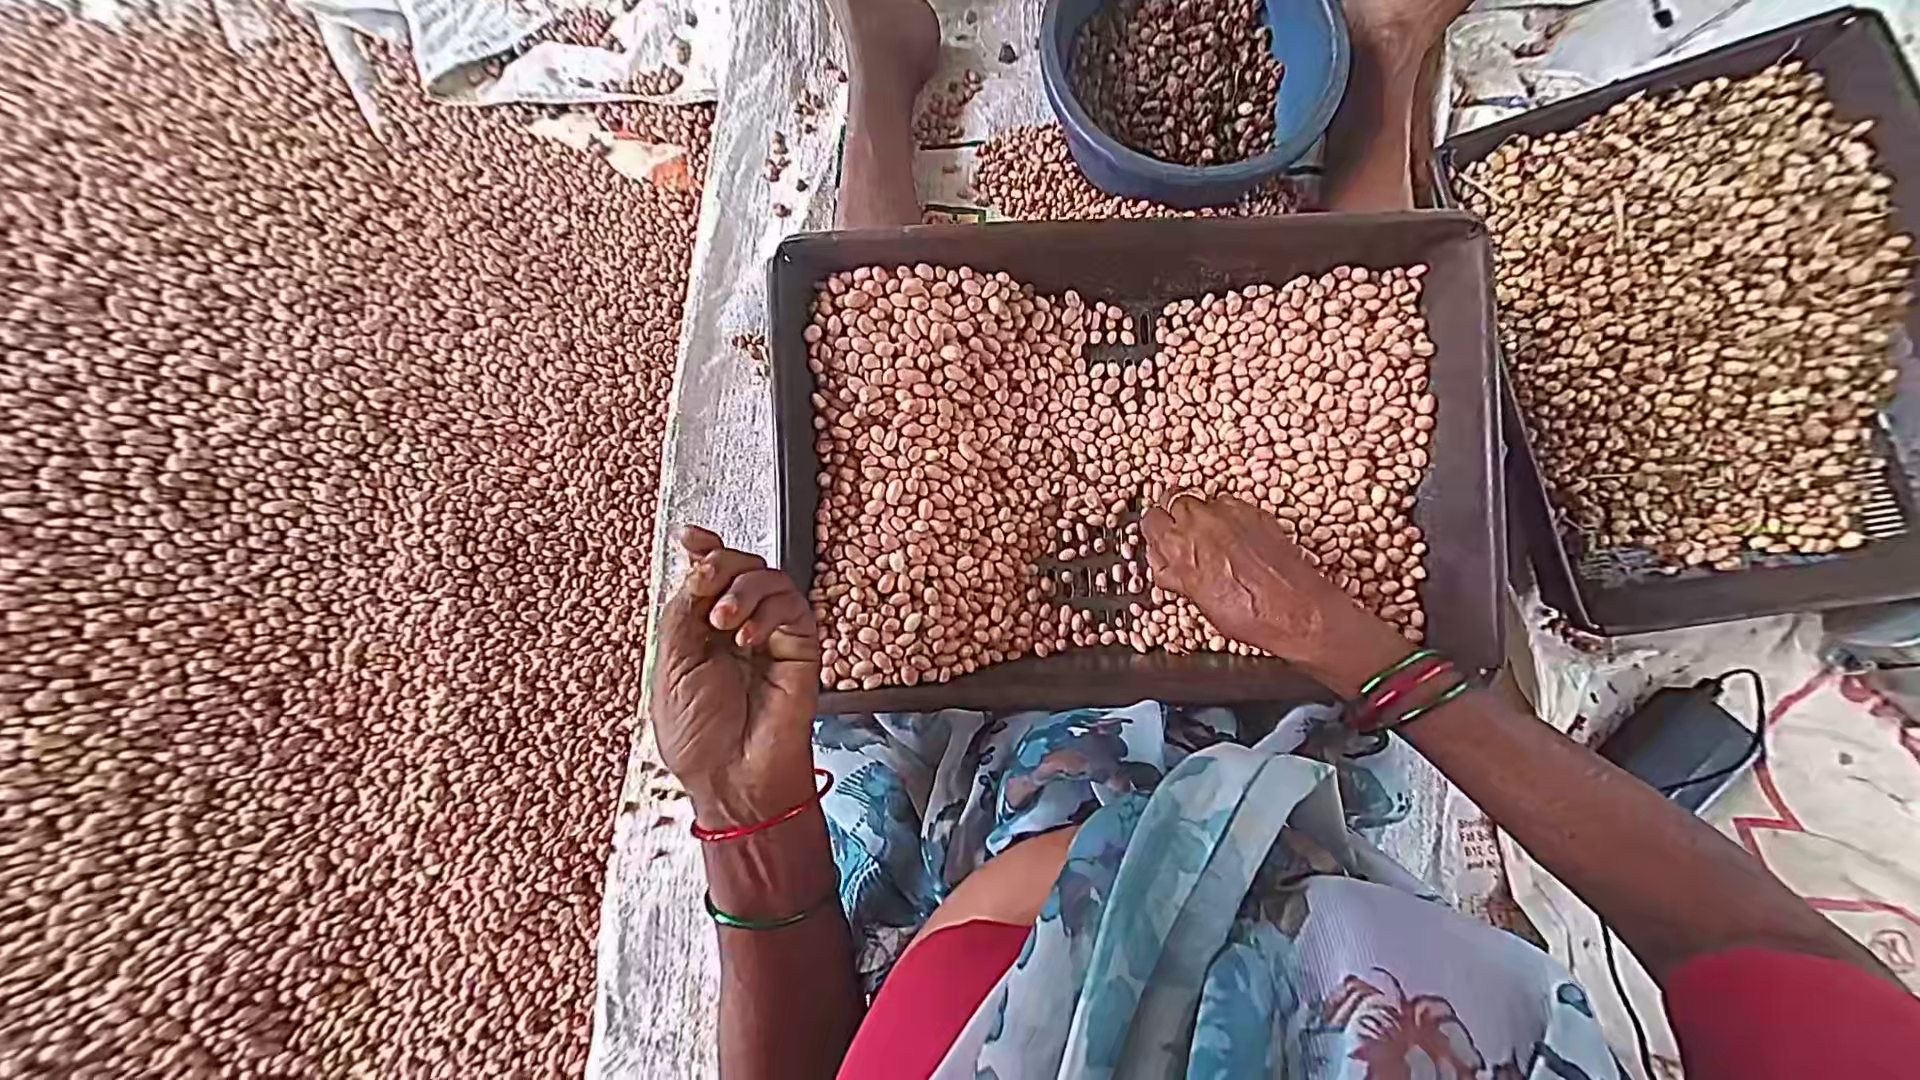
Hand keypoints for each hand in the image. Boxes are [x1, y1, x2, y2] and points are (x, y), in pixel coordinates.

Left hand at [651, 526, 821, 826]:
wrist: (732, 775)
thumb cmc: (699, 731)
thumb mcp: (673, 663)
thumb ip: (685, 609)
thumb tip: (699, 565)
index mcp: (708, 628)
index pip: (714, 575)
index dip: (706, 549)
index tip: (692, 536)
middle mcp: (743, 624)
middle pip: (744, 566)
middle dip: (723, 564)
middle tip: (707, 584)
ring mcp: (774, 633)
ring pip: (771, 578)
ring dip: (744, 589)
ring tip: (724, 622)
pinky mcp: (802, 644)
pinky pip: (792, 606)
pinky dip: (768, 612)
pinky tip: (748, 640)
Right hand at [1139, 495, 1409, 695]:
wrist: (1297, 611)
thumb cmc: (1249, 613)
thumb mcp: (1196, 599)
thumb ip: (1174, 574)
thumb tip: (1165, 564)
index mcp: (1178, 546)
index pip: (1151, 520)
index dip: (1156, 532)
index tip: (1160, 541)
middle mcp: (1201, 522)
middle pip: (1173, 501)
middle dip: (1175, 517)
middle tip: (1183, 538)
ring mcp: (1230, 513)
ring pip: (1202, 500)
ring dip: (1201, 515)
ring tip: (1211, 540)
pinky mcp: (1255, 512)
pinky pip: (1229, 505)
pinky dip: (1227, 516)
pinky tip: (1235, 539)